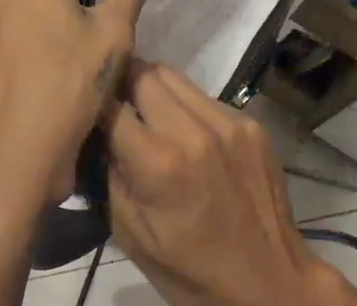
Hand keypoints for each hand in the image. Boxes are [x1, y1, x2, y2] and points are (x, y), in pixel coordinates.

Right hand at [105, 62, 356, 305]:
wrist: (270, 286)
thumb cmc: (190, 270)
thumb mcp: (129, 232)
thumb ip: (109, 172)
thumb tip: (96, 130)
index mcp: (157, 163)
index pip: (109, 103)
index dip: (93, 102)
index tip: (86, 107)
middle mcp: (192, 132)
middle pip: (142, 72)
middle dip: (123, 83)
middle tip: (117, 103)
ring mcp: (227, 123)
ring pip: (172, 75)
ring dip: (153, 88)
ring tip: (149, 114)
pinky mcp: (250, 123)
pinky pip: (202, 96)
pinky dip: (186, 106)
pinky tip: (188, 135)